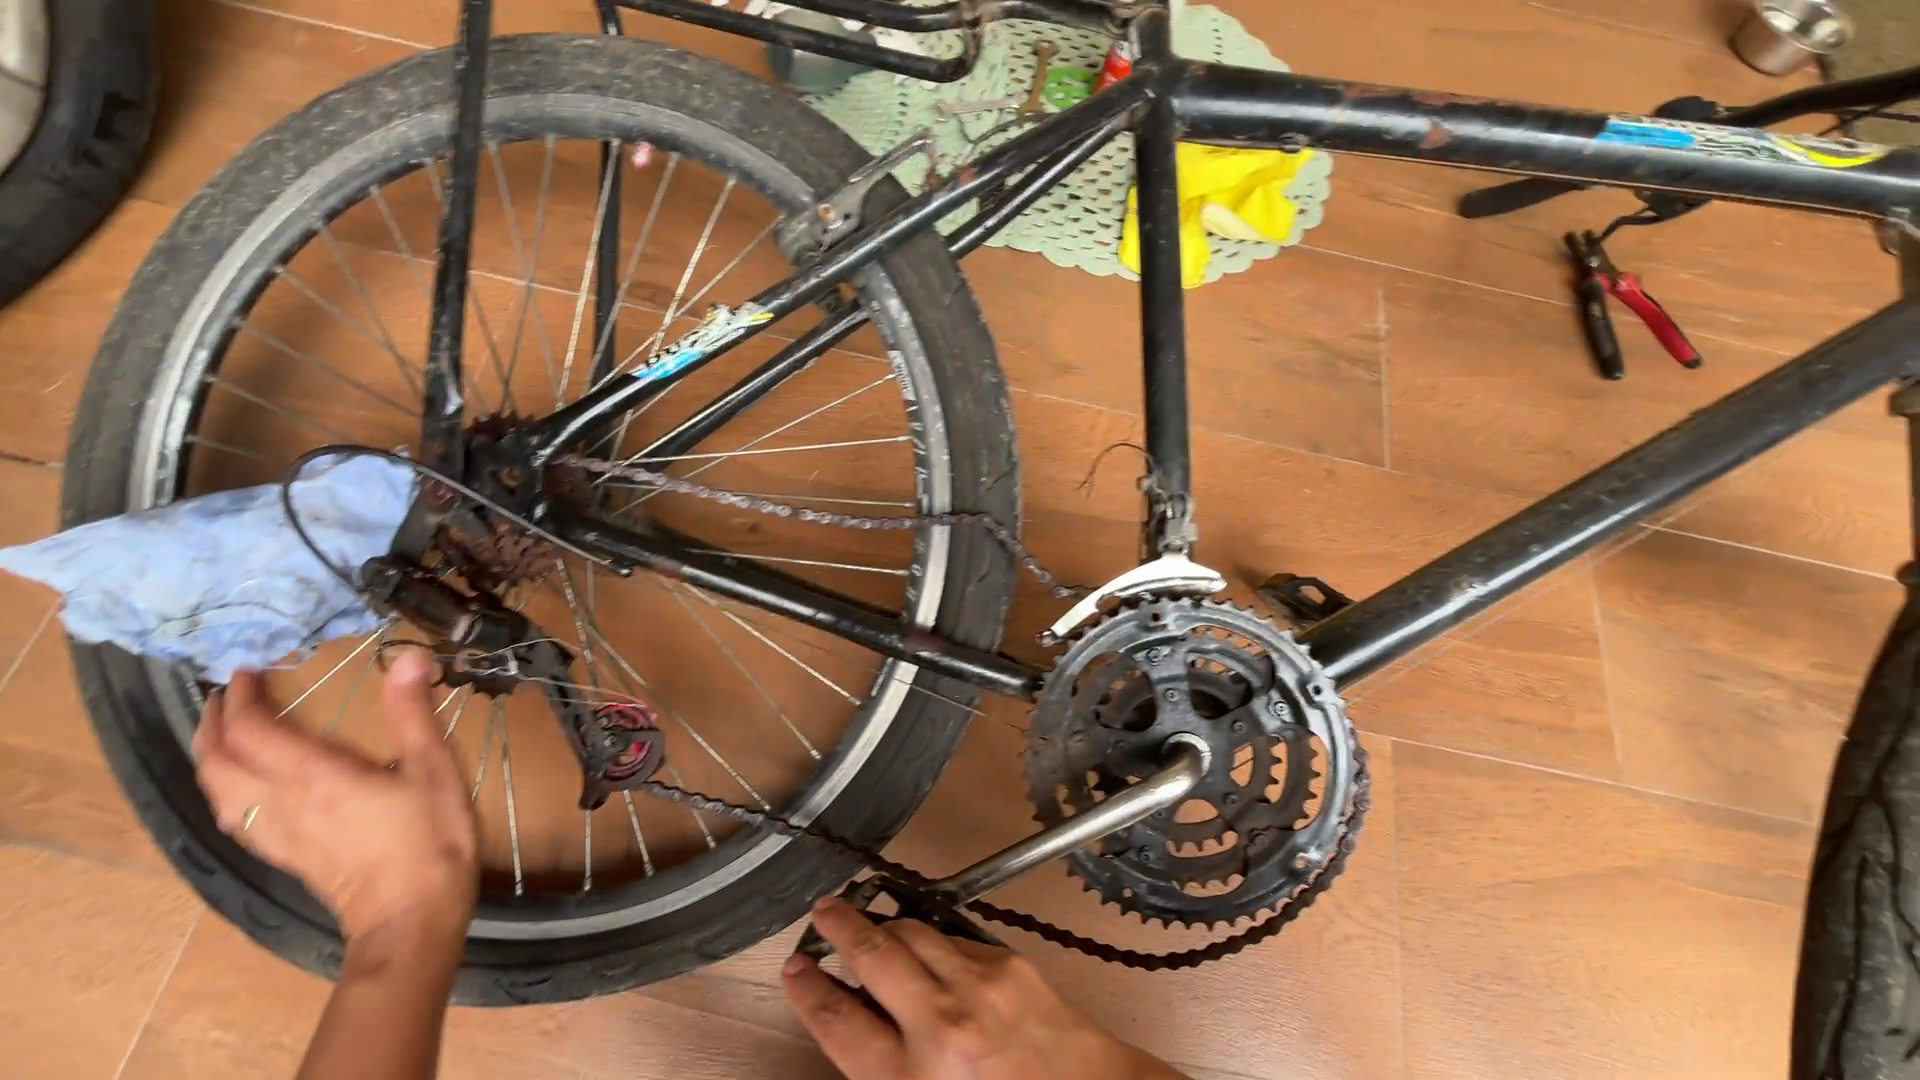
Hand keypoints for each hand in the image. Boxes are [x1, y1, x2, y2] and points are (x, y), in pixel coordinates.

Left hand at [193, 649, 478, 947]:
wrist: (411, 914)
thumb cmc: (430, 837)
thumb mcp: (434, 768)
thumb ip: (413, 713)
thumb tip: (408, 657)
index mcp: (315, 777)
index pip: (253, 730)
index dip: (243, 696)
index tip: (249, 668)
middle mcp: (279, 803)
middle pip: (218, 759)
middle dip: (214, 721)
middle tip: (230, 692)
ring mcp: (274, 834)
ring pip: (214, 789)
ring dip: (209, 754)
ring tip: (225, 731)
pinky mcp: (281, 854)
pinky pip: (228, 815)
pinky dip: (220, 787)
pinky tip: (238, 785)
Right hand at [782, 896, 1188, 1079]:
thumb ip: (884, 1065)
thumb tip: (853, 1019)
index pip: (838, 1021)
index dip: (809, 989)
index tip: (795, 967)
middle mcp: (940, 1025)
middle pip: (871, 955)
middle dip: (839, 925)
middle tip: (823, 911)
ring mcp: (976, 985)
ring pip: (911, 931)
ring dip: (883, 921)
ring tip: (864, 917)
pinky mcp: (1007, 961)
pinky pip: (953, 936)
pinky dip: (931, 936)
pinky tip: (923, 941)